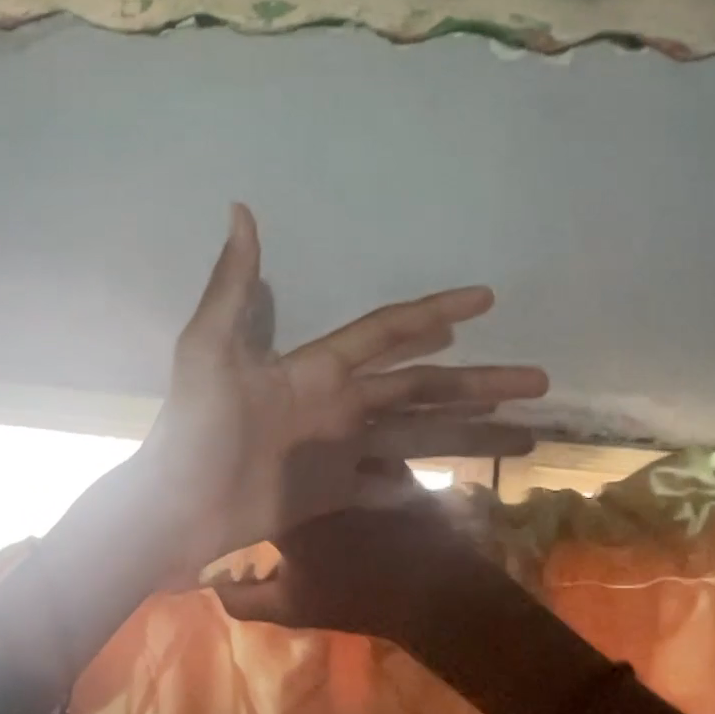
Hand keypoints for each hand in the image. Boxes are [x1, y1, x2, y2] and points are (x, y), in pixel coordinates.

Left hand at [142, 204, 545, 579]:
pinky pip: (388, 489)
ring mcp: (343, 451)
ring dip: (472, 435)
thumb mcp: (208, 348)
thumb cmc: (194, 424)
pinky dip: (420, 490)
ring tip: (528, 437)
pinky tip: (461, 490)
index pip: (389, 331)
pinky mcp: (335, 495)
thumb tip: (240, 209)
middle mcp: (342, 405)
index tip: (485, 298)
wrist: (175, 504)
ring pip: (422, 438)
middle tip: (539, 380)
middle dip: (481, 382)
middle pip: (425, 388)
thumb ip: (232, 284)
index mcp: (321, 368)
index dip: (436, 312)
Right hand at [208, 452, 489, 643]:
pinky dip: (345, 442)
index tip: (227, 479)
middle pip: (279, 447)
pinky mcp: (381, 449)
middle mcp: (314, 466)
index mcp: (282, 501)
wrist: (431, 590)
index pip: (241, 476)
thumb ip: (241, 598)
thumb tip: (209, 584)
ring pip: (320, 437)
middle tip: (260, 455)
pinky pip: (355, 437)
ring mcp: (351, 453)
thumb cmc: (354, 598)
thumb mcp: (289, 607)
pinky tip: (341, 449)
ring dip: (310, 441)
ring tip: (300, 446)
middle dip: (269, 449)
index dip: (232, 475)